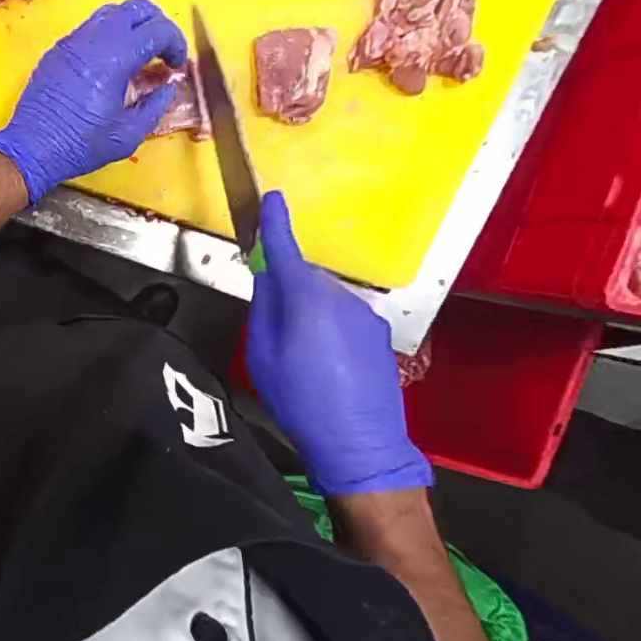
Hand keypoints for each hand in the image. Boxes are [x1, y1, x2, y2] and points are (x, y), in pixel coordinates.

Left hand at [0, 0, 187, 202]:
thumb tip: (168, 87)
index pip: (158, 29)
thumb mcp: (127, 135)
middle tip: (162, 53)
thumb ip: (155, 107)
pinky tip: (110, 65)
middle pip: (137, 8)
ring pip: (112, 13)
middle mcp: (94, 38)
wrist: (32, 149)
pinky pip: (90, 29)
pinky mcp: (58, 51)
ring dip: (132, 27)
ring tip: (137, 57)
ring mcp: (73, 41)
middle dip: (157, 25)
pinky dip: (109, 37)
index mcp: (116, 56)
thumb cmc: (80, 145)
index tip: (176, 67)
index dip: (176, 44)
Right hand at [247, 191, 432, 494]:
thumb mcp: (262, 354)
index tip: (273, 199)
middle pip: (305, 279)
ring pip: (325, 300)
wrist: (359, 441)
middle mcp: (340, 298)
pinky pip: (343, 318)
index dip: (275, 226)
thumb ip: (263, 309)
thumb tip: (266, 275)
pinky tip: (321, 364)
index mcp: (306, 299)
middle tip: (268, 329)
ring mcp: (365, 316)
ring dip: (306, 313)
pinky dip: (326, 328)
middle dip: (285, 289)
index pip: (285, 251)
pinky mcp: (378, 335)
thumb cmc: (298, 398)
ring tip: (296, 356)